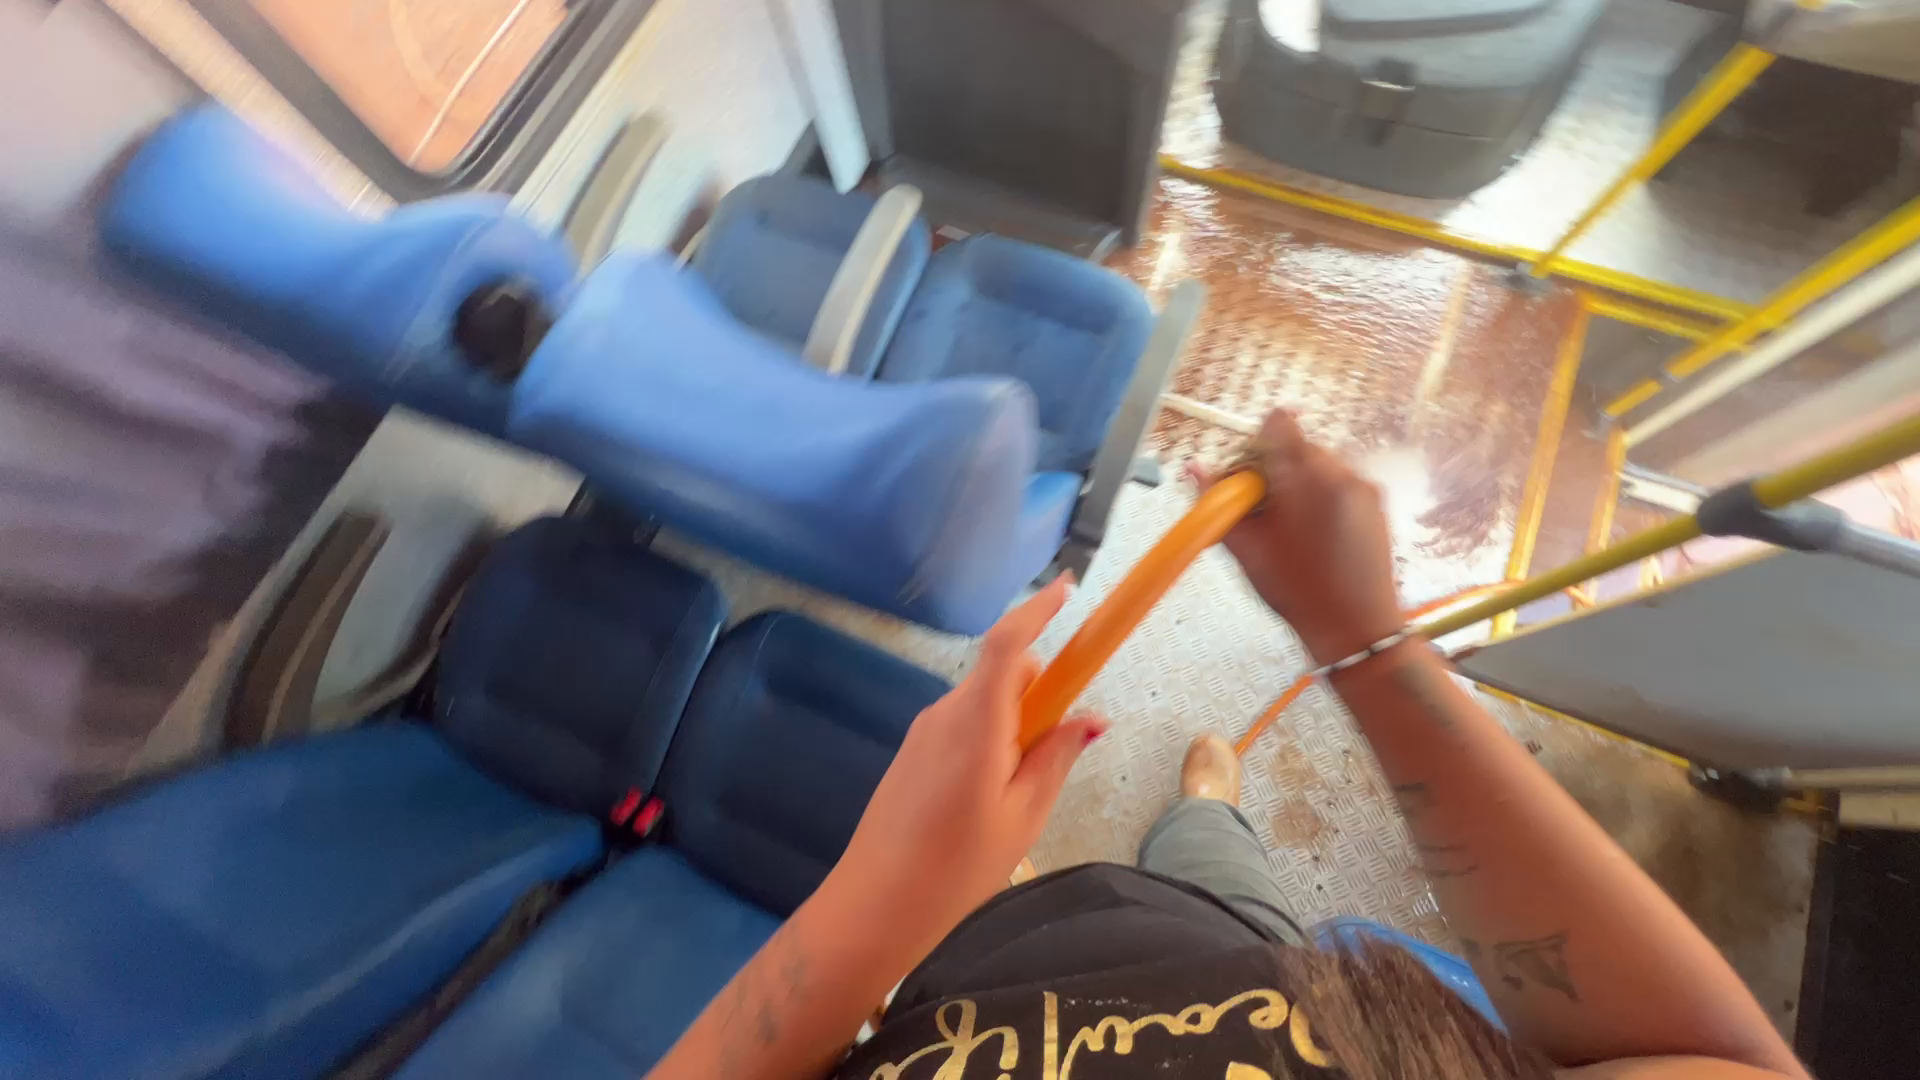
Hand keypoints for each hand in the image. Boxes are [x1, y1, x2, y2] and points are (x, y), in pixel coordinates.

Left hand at [825, 577, 1106, 951]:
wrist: (878, 899)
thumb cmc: (959, 864)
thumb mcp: (1024, 813)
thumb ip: (1057, 756)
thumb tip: (1091, 717)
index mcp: (978, 721)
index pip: (1008, 644)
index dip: (1037, 608)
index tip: (1066, 586)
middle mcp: (947, 710)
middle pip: (1004, 672)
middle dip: (1037, 693)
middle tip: (1047, 755)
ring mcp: (925, 726)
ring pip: (985, 699)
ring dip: (1012, 722)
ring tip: (1009, 793)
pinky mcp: (915, 745)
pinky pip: (964, 721)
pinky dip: (988, 736)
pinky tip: (981, 796)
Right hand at [1188, 410, 1402, 663]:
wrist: (1356, 628)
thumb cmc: (1297, 590)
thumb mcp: (1245, 546)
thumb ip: (1217, 501)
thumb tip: (1194, 469)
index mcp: (1307, 476)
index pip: (1278, 425)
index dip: (1255, 445)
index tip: (1246, 476)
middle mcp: (1342, 472)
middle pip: (1297, 447)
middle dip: (1274, 470)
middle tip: (1260, 512)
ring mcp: (1365, 487)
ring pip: (1318, 466)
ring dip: (1297, 485)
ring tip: (1286, 530)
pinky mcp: (1378, 504)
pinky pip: (1339, 484)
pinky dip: (1320, 499)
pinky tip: (1311, 537)